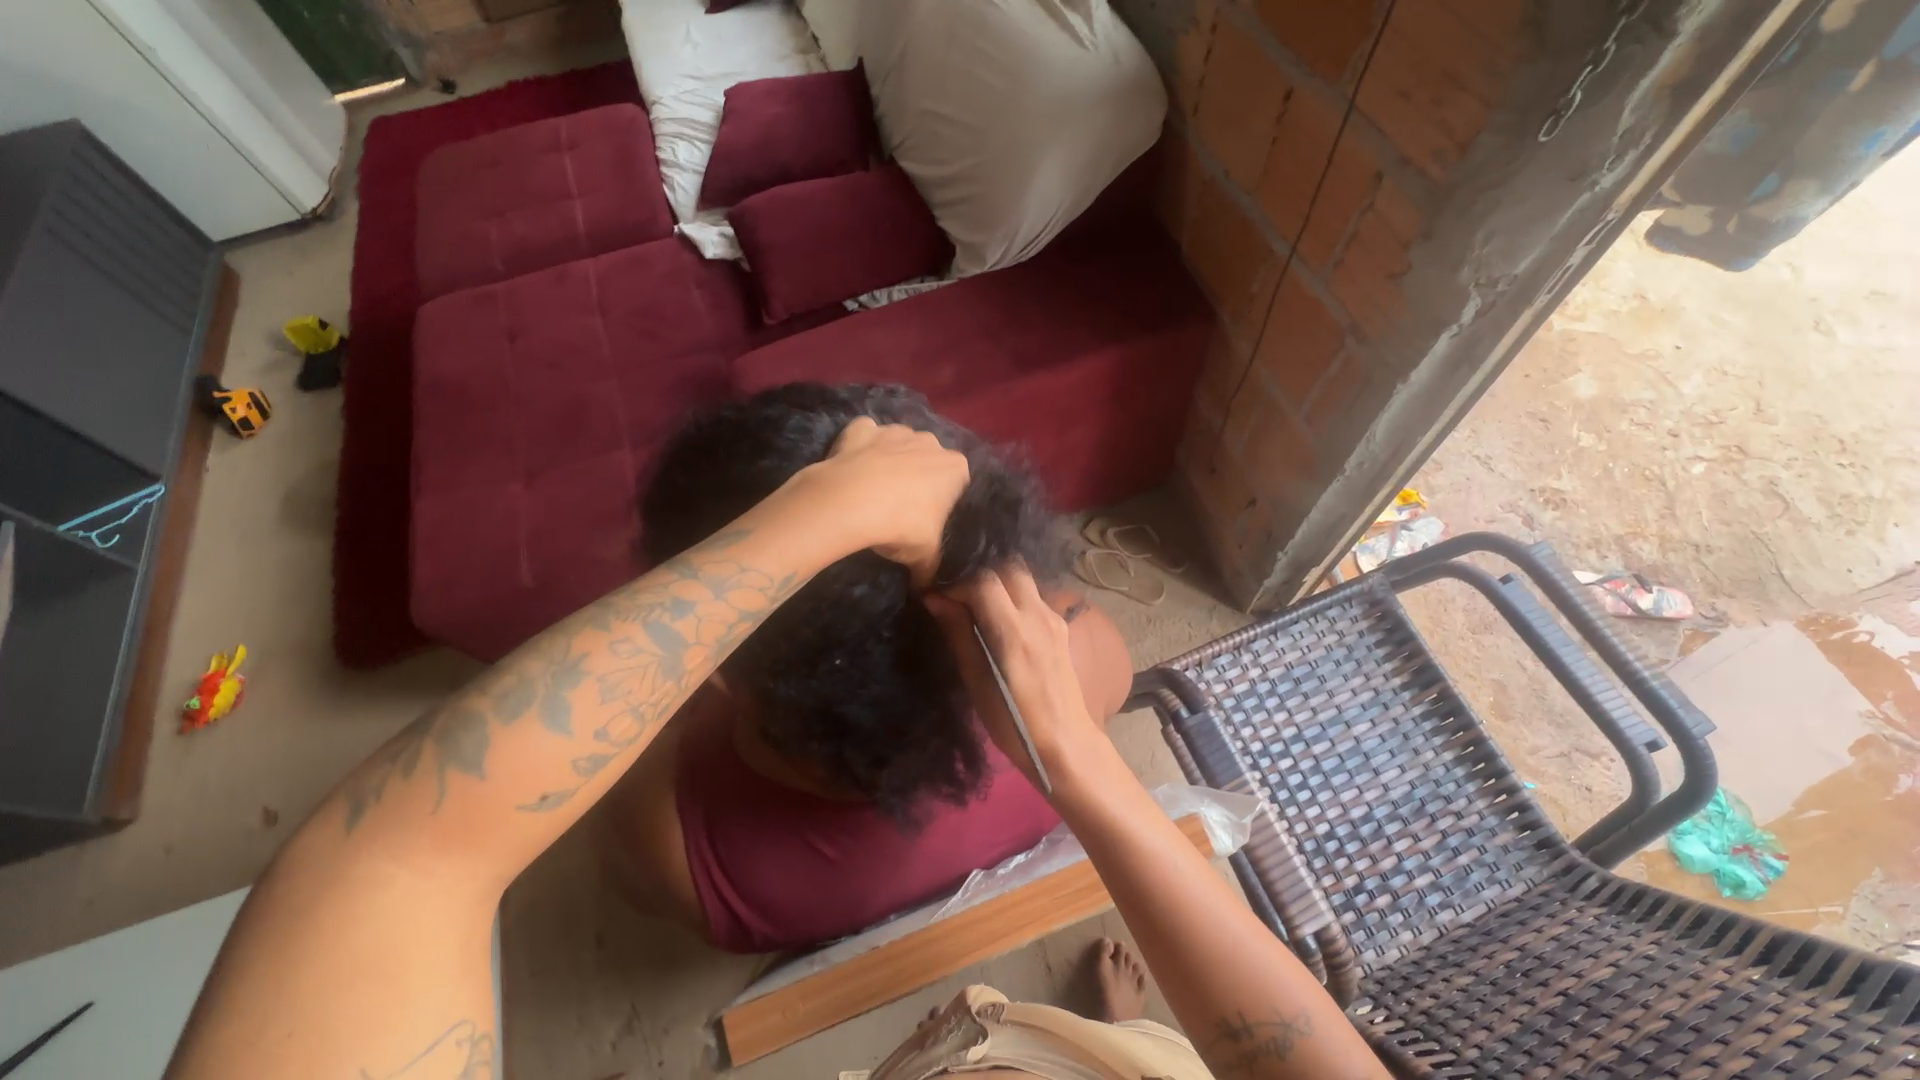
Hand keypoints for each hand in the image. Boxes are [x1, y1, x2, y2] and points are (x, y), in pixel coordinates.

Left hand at [786, 417, 969, 585]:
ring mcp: (895, 431)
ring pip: (899, 443)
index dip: (945, 501)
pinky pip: (866, 434)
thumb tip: (927, 592)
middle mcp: (930, 441)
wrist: (848, 502)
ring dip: (891, 459)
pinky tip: (854, 466)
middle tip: (902, 508)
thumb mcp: (925, 556)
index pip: (959, 482)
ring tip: (875, 489)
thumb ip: (931, 570)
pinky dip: (861, 446)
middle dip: (920, 477)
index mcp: (955, 467)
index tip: (930, 519)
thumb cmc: (900, 526)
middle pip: (930, 459)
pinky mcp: (861, 428)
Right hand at [926, 562, 1113, 794]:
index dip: (956, 583)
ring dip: (998, 583)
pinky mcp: (1062, 627)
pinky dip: (1014, 596)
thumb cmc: (1014, 723)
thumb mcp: (977, 683)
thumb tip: (935, 598)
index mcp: (1014, 631)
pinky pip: (1035, 596)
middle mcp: (1038, 615)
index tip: (938, 599)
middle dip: (979, 575)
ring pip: (1024, 578)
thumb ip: (959, 634)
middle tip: (959, 598)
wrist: (1067, 744)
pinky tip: (1001, 620)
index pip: (983, 579)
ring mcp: (1054, 619)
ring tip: (977, 607)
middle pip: (1007, 568)